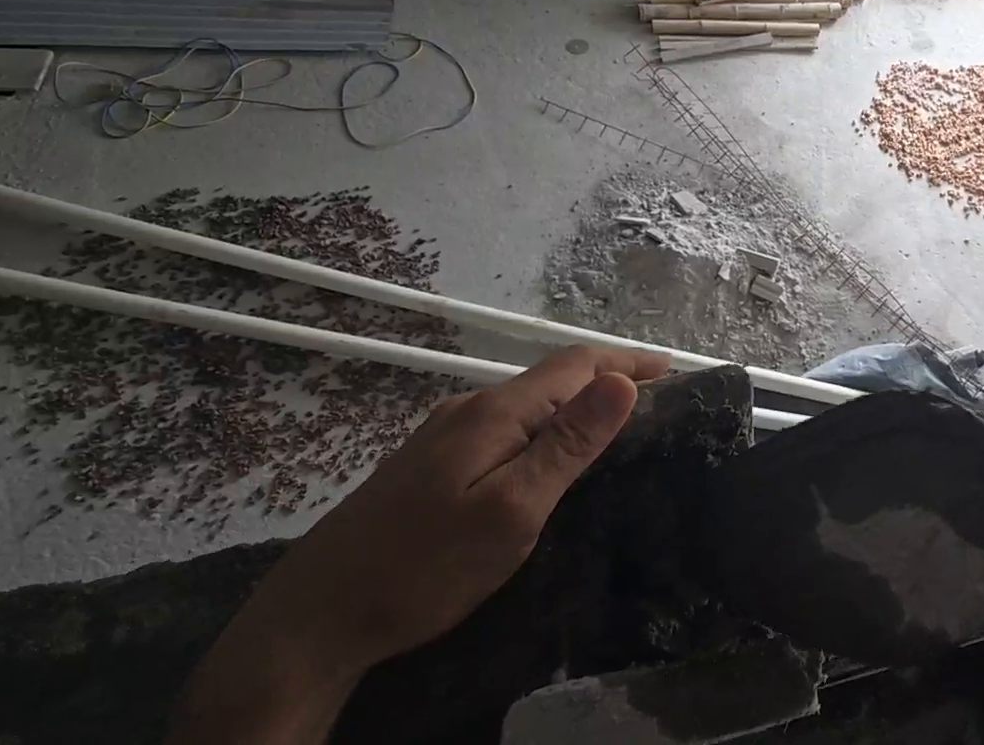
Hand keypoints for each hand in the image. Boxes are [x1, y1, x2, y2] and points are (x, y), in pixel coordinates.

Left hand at [167, 345, 670, 744]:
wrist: (310, 623)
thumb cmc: (424, 568)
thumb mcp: (512, 511)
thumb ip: (568, 444)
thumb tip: (621, 381)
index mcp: (494, 413)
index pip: (576, 364)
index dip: (627, 360)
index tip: (674, 370)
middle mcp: (468, 409)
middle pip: (552, 378)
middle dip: (607, 379)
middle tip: (655, 404)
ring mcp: (442, 435)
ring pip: (526, 404)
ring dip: (575, 404)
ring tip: (613, 428)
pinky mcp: (426, 464)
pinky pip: (503, 427)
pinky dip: (544, 426)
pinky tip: (546, 458)